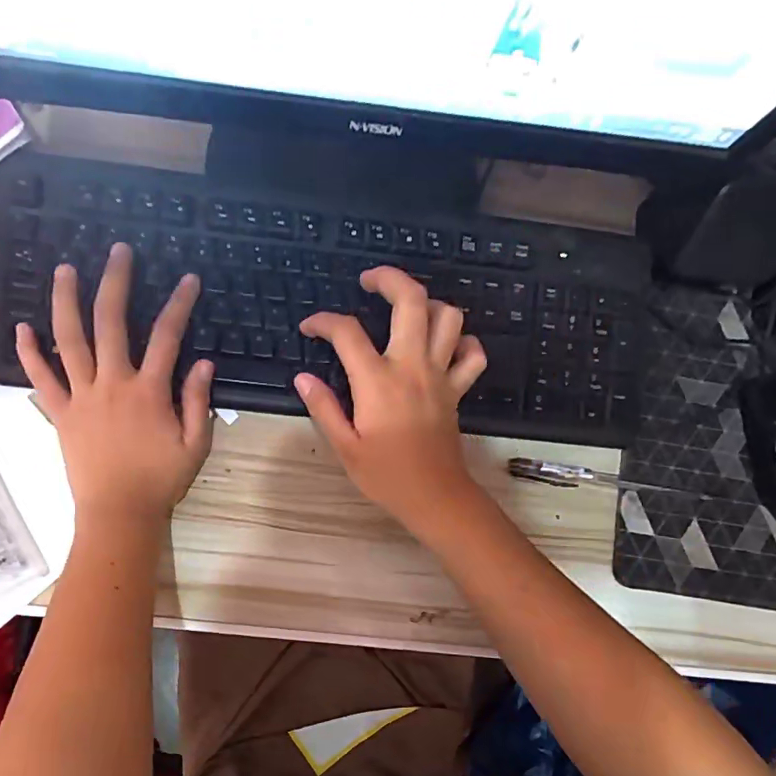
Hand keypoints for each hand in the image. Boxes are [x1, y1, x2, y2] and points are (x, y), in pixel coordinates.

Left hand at [16, 243, 214, 524]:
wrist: (119, 512)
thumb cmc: (160, 482)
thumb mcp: (195, 445)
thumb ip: (199, 402)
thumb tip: (204, 363)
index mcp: (149, 392)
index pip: (167, 337)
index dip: (178, 304)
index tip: (187, 279)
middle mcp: (112, 384)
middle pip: (111, 323)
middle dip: (116, 282)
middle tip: (118, 251)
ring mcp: (81, 397)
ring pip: (70, 340)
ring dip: (66, 301)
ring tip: (65, 269)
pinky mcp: (60, 414)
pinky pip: (41, 379)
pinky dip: (30, 354)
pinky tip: (22, 328)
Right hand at [295, 267, 486, 526]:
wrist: (434, 496)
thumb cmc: (386, 476)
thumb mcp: (345, 446)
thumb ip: (324, 407)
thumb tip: (303, 377)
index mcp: (377, 381)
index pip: (347, 333)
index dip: (324, 322)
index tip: (310, 327)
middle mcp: (412, 367)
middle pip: (411, 300)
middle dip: (388, 279)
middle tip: (369, 281)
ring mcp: (441, 375)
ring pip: (448, 317)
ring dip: (428, 304)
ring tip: (407, 311)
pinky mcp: (458, 389)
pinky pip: (472, 353)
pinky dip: (462, 341)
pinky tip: (444, 346)